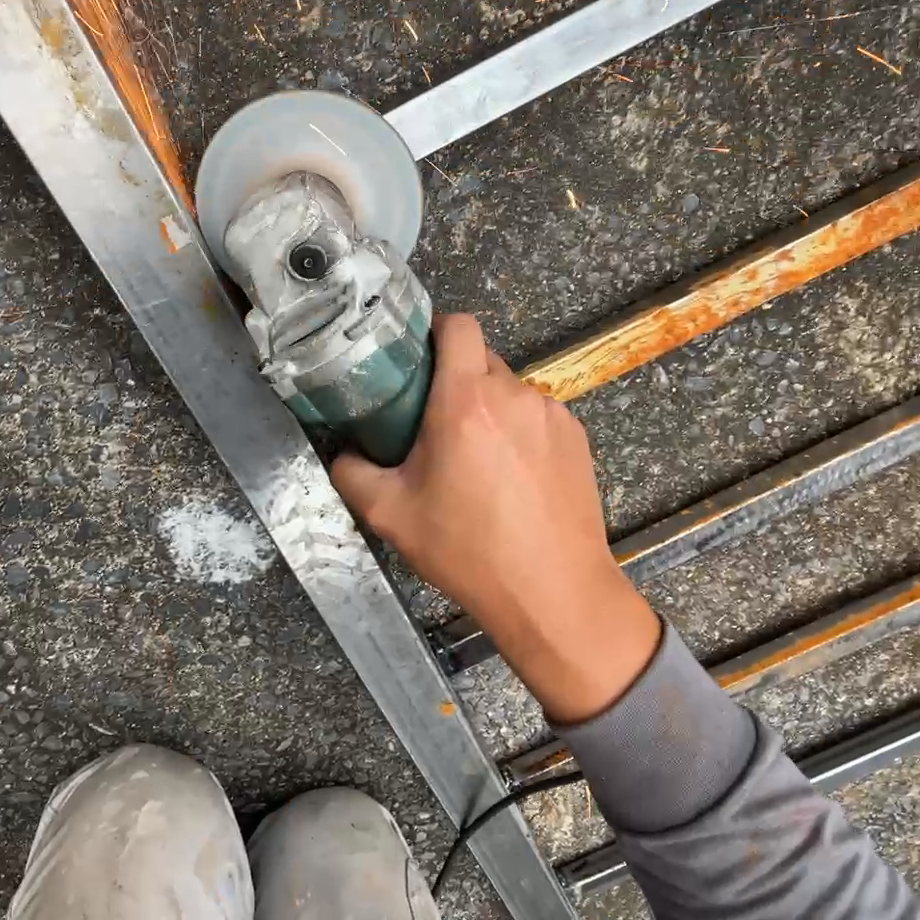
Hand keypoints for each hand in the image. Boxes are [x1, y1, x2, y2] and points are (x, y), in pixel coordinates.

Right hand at [331, 315, 660, 722]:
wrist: (554, 594)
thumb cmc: (468, 552)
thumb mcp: (390, 516)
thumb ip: (351, 473)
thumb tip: (342, 453)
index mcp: (465, 403)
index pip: (457, 326)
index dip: (434, 329)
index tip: (416, 356)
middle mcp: (514, 396)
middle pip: (480, 358)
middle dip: (454, 380)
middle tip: (432, 423)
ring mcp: (552, 415)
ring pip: (509, 389)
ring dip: (487, 409)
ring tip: (475, 460)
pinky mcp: (577, 438)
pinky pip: (536, 415)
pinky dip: (518, 431)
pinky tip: (511, 477)